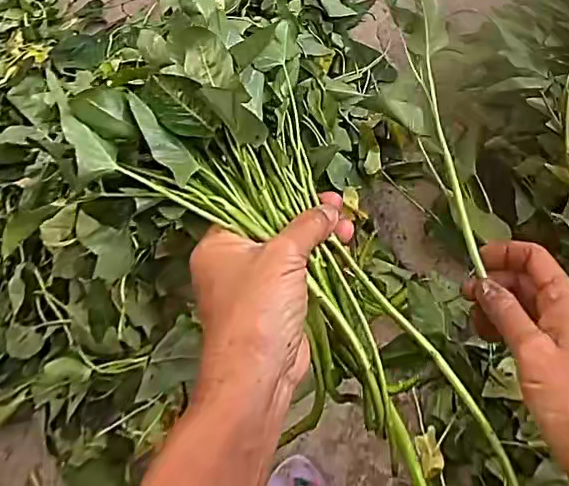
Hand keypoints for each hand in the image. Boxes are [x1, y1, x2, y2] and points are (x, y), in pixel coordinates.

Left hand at [188, 193, 354, 405]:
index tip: (317, 190)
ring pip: (292, 249)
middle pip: (277, 225)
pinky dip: (322, 262)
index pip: (253, 204)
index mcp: (220, 244)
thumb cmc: (257, 310)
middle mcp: (233, 261)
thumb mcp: (283, 254)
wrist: (257, 380)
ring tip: (348, 229)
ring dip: (321, 238)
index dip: (287, 194)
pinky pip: (301, 273)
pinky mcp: (276, 304)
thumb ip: (307, 225)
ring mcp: (256, 284)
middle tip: (340, 207)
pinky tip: (342, 251)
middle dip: (311, 217)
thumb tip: (329, 208)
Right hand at [464, 240, 568, 485]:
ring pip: (523, 302)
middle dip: (495, 281)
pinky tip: (487, 334)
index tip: (476, 259)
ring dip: (497, 304)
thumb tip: (482, 283)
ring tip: (474, 317)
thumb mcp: (531, 350)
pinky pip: (525, 324)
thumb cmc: (568, 399)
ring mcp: (561, 329)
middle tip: (466, 294)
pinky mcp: (554, 352)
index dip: (504, 252)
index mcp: (567, 298)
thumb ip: (506, 312)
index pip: (534, 256)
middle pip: (526, 278)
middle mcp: (566, 307)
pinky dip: (505, 324)